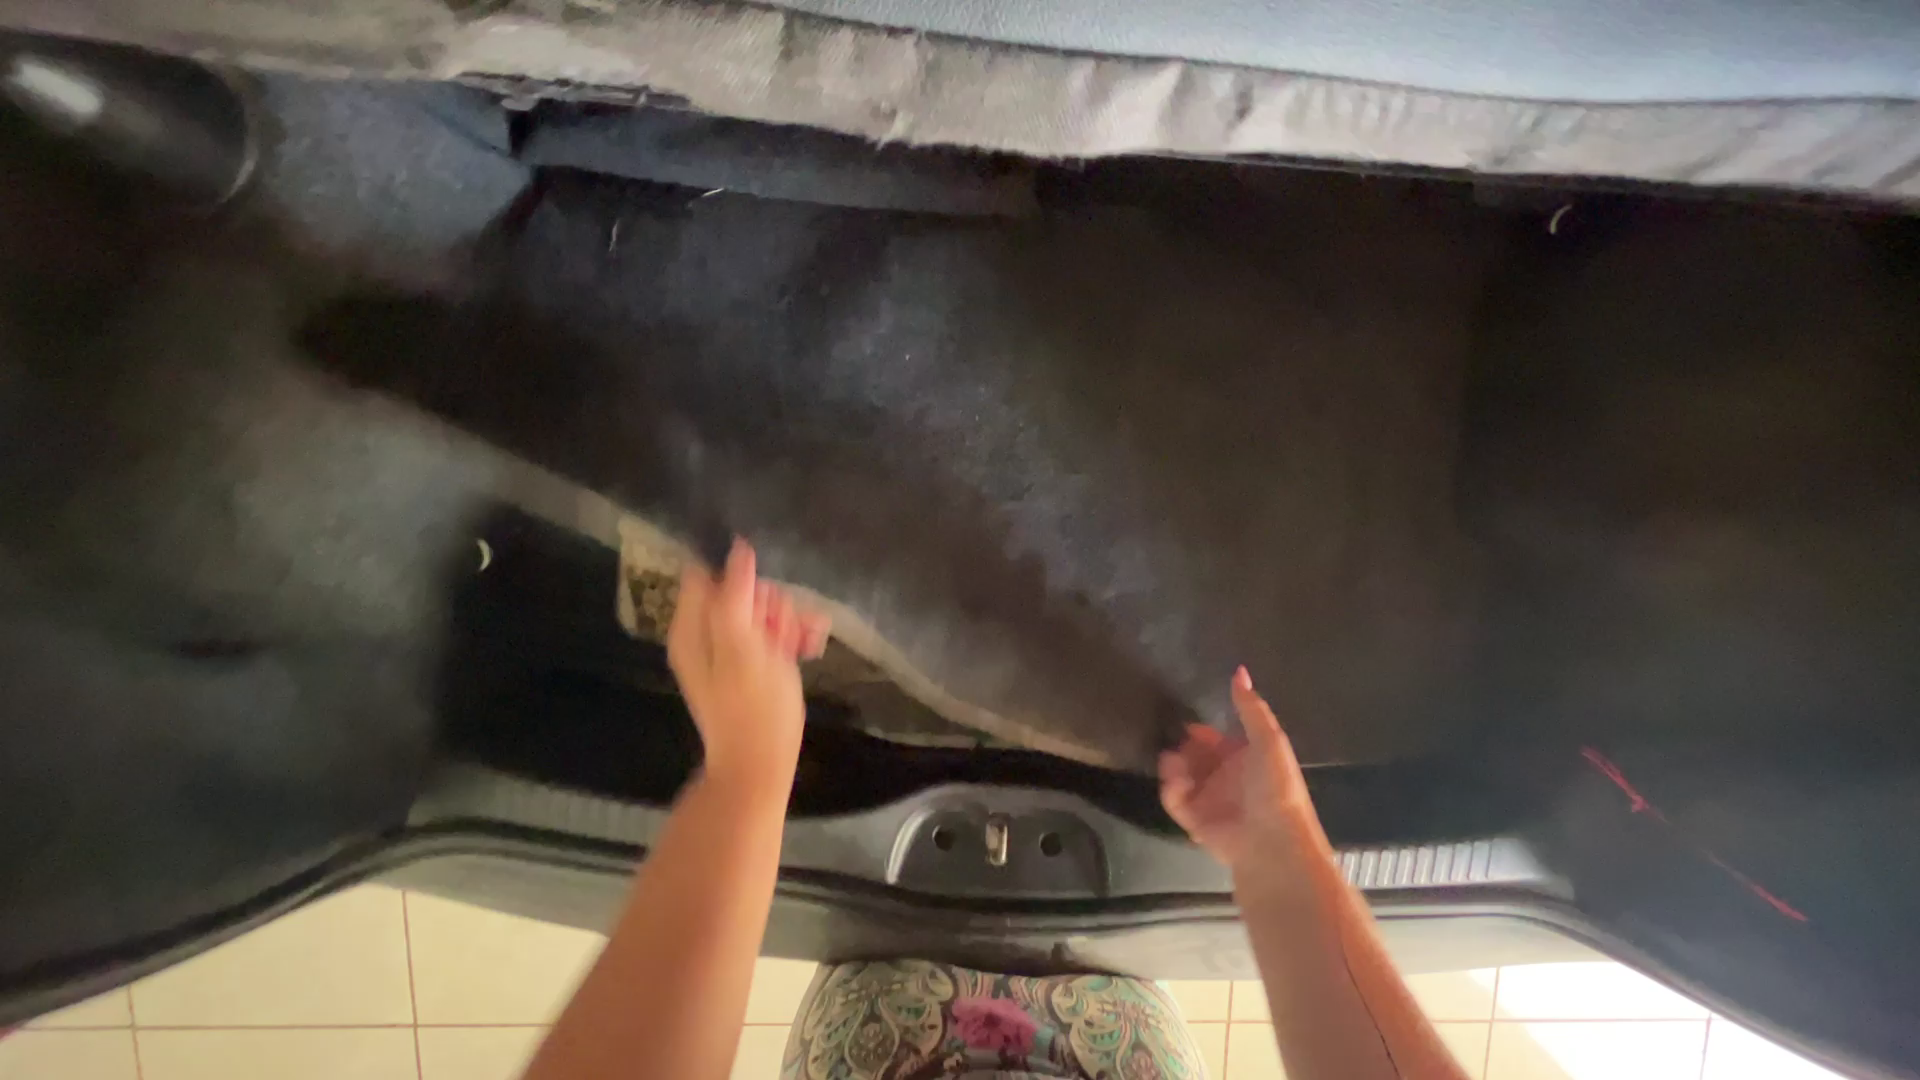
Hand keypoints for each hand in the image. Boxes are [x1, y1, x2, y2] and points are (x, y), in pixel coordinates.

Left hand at [666, 539, 829, 786]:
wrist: (760, 768)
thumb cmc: (754, 710)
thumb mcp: (744, 650)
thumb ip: (736, 598)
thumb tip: (738, 549)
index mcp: (693, 627)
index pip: (709, 573)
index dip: (741, 578)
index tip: (763, 601)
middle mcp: (706, 633)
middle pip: (741, 591)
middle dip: (771, 604)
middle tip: (782, 632)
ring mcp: (730, 650)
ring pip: (762, 611)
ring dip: (788, 619)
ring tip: (801, 643)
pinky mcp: (751, 664)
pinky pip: (771, 633)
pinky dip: (791, 635)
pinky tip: (808, 646)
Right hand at [1159, 667, 1324, 868]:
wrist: (1272, 840)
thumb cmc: (1275, 787)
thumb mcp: (1268, 740)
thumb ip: (1250, 707)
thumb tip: (1239, 670)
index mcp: (1244, 760)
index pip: (1214, 740)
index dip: (1201, 732)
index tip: (1188, 725)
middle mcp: (1225, 778)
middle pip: (1194, 756)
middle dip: (1183, 747)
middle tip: (1177, 744)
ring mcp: (1208, 800)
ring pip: (1180, 775)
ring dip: (1173, 766)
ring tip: (1173, 763)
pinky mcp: (1194, 820)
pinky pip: (1174, 799)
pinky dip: (1171, 789)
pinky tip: (1177, 782)